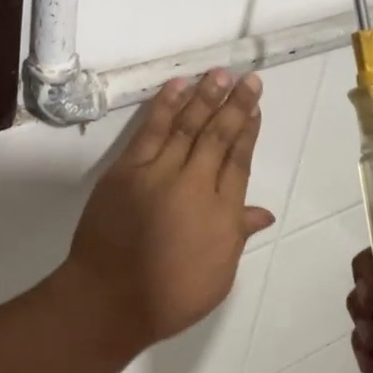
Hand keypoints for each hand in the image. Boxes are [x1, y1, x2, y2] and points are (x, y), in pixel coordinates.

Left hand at [56, 71, 275, 357]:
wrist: (110, 298)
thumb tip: (262, 212)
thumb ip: (237, 235)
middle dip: (234, 105)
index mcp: (222, 215)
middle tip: (247, 79)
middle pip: (218, 137)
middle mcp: (194, 186)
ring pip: (186, 127)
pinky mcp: (127, 169)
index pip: (239, 162)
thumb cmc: (169, 297)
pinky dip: (165, 107)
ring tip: (219, 74)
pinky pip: (150, 131)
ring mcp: (159, 173)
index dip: (248, 131)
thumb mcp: (218, 275)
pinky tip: (178, 88)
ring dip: (204, 97)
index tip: (255, 106)